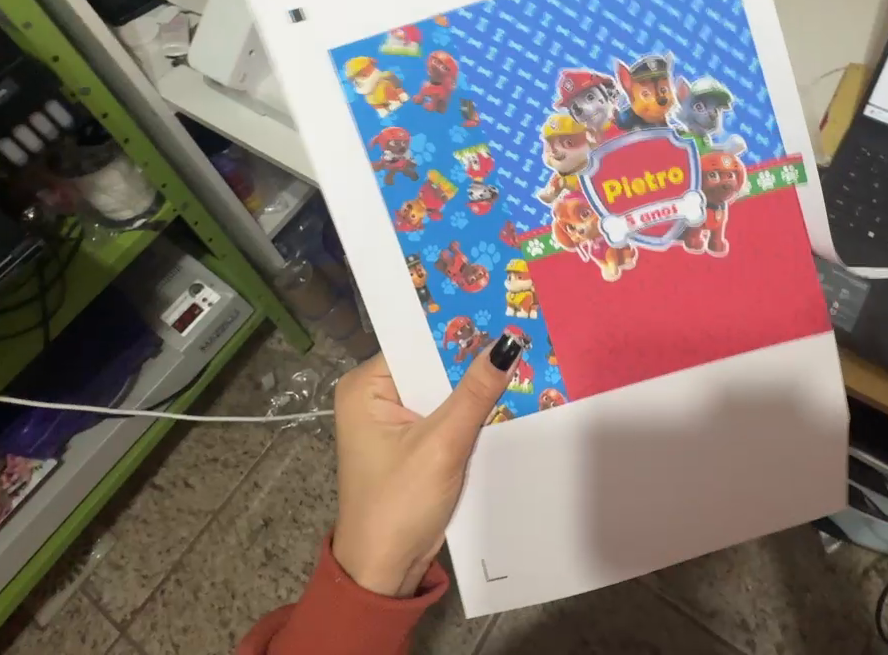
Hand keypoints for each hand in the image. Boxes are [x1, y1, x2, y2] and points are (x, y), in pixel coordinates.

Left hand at [330, 337, 520, 595]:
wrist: (384, 574)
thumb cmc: (400, 505)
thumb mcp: (442, 445)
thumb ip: (475, 392)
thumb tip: (508, 342)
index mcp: (366, 386)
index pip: (417, 342)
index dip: (459, 329)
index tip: (502, 313)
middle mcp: (375, 394)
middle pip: (432, 364)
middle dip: (471, 358)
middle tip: (522, 334)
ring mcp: (393, 418)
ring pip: (442, 388)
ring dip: (474, 384)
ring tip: (521, 357)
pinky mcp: (411, 440)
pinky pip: (445, 411)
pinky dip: (469, 409)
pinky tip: (505, 395)